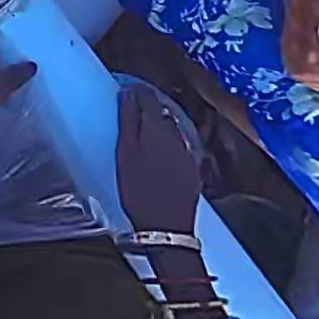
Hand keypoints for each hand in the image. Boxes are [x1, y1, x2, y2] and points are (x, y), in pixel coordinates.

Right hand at [116, 84, 200, 232]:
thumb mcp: (125, 153)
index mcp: (156, 127)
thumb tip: (127, 94)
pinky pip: (181, 144)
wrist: (166, 228)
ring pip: (173, 127)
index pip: (148, 97)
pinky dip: (170, 141)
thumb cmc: (138, 190)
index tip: (128, 90)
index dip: (137, 91)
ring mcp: (187, 150)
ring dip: (161, 123)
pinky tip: (162, 151)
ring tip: (147, 128)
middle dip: (149, 105)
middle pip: (162, 110)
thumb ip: (127, 121)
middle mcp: (176, 133)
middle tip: (134, 107)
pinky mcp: (193, 167)